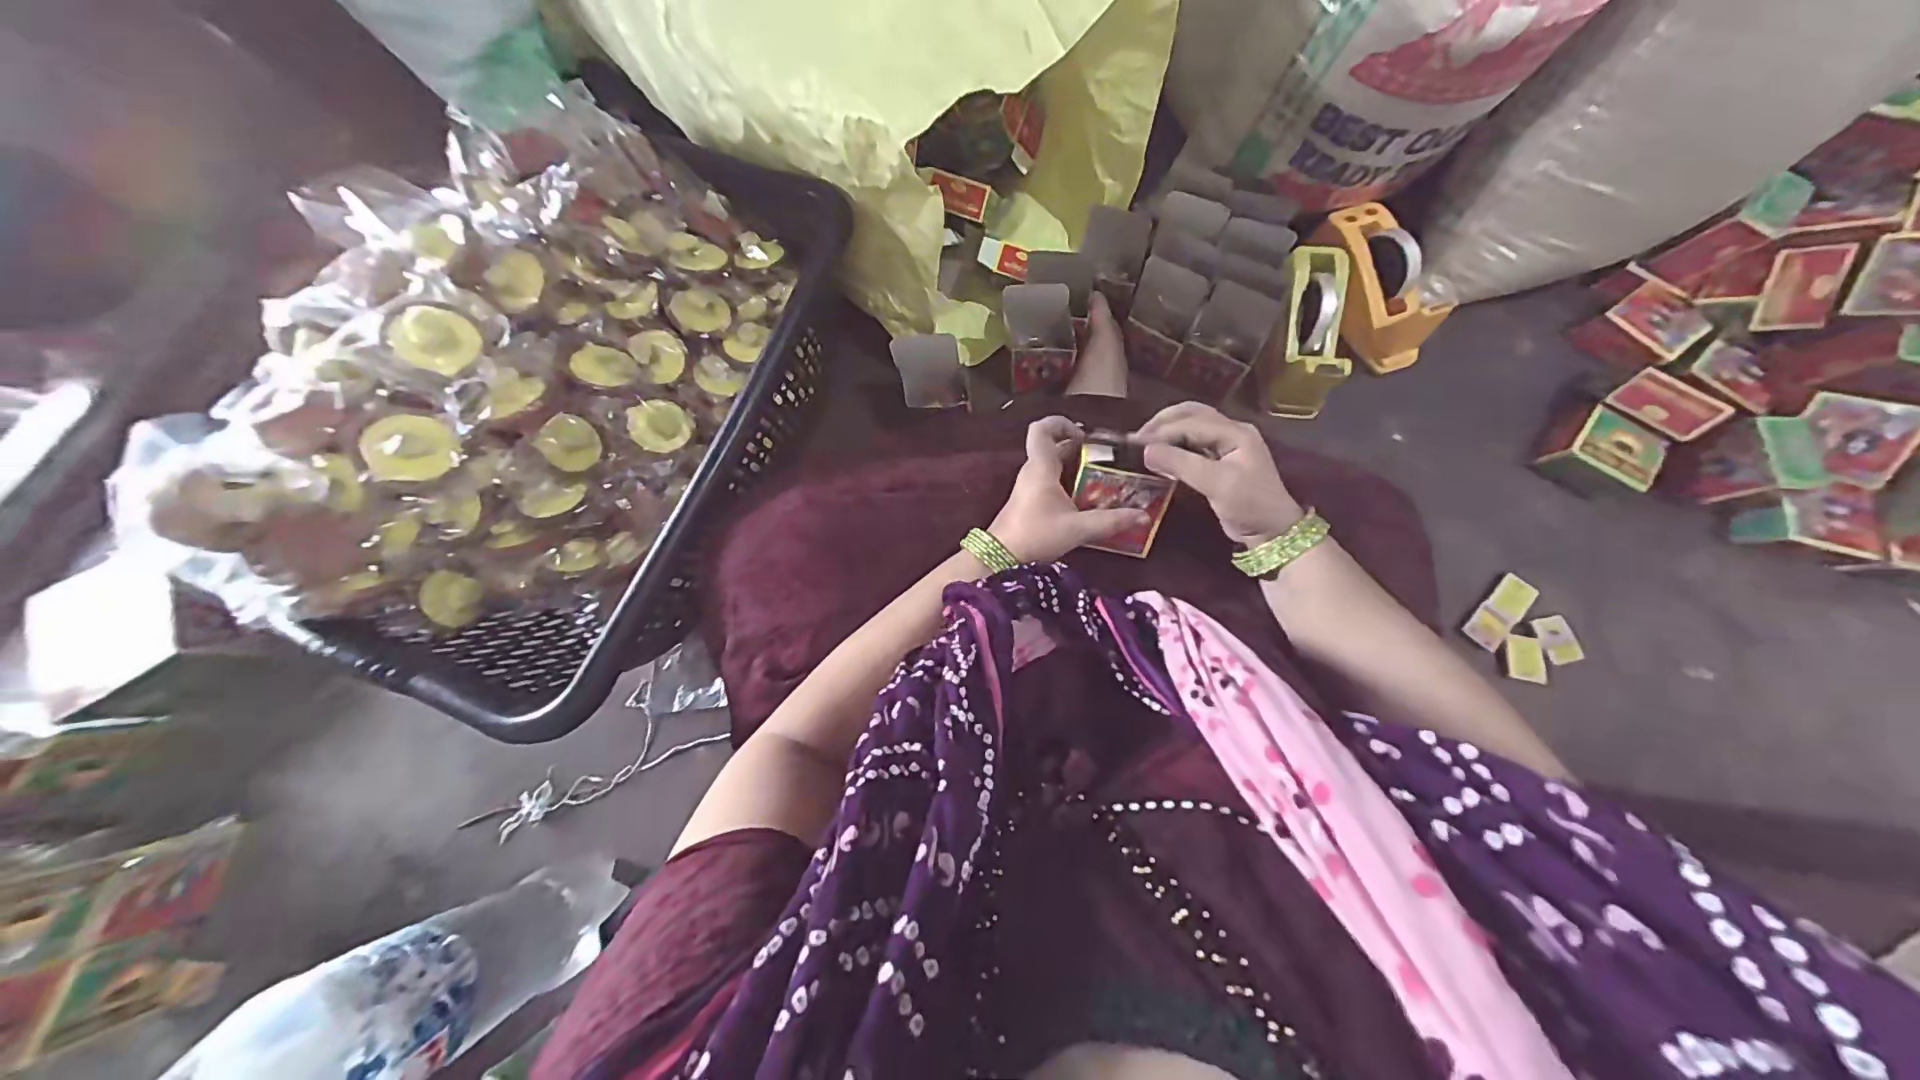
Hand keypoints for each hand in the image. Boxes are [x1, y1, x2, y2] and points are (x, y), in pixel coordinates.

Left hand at [989, 417, 1149, 562]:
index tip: (1085, 437)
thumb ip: (1111, 521)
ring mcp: (1028, 486)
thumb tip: (1143, 517)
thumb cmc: (1035, 535)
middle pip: (1054, 447)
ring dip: (1075, 468)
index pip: (1042, 428)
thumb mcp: (1077, 528)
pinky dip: (1067, 483)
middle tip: (1106, 461)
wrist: (1000, 558)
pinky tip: (1086, 499)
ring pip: (1053, 465)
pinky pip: (1049, 481)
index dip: (1063, 423)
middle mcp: (1033, 471)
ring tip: (1102, 479)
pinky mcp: (1028, 501)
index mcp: (1041, 467)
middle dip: (1080, 449)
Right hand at [1135, 402, 1303, 545]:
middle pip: (1192, 414)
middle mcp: (1232, 431)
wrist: (1273, 532)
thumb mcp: (1216, 484)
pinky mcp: (1221, 460)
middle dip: (1163, 423)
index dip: (1162, 431)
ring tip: (1145, 445)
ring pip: (1191, 426)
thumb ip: (1181, 464)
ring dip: (1167, 432)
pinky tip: (1161, 456)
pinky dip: (1174, 445)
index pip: (1191, 422)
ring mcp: (1227, 445)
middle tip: (1138, 438)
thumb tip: (1147, 450)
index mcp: (1235, 432)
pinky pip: (1193, 443)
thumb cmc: (1249, 506)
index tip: (1135, 444)